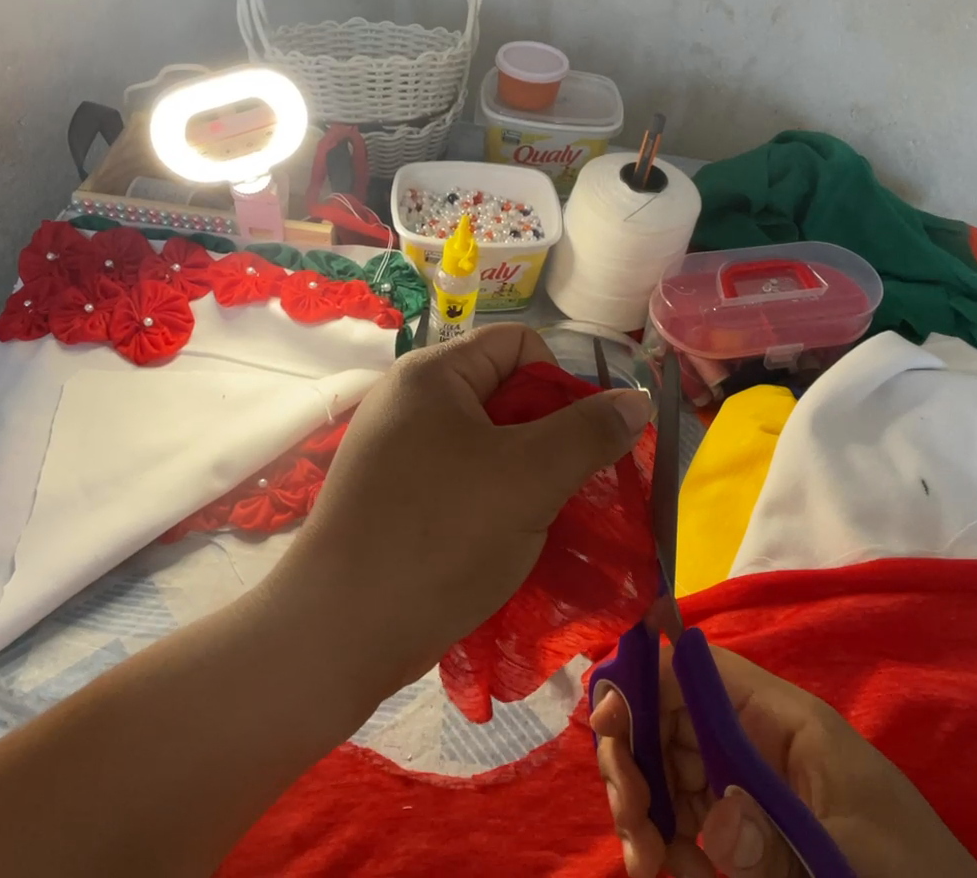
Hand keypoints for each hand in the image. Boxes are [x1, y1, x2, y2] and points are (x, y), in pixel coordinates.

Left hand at [263, 323, 651, 699]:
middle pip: (504, 397)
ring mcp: (397, 454)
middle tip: (565, 491)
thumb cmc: (439, 535)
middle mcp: (409, 403)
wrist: (341, 629)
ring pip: (487, 449)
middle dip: (548, 441)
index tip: (579, 443)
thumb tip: (635, 400)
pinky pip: (461, 485)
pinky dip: (493, 506)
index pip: (519, 345)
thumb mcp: (529, 478)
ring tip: (538, 524)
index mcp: (433, 375)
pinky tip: (505, 544)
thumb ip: (588, 433)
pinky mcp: (394, 500)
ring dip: (525, 482)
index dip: (561, 384)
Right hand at [593, 643, 976, 877]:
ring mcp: (748, 790)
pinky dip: (663, 844)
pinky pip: (684, 821)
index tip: (607, 721)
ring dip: (642, 809)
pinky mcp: (745, 833)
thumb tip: (712, 819)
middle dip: (634, 760)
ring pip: (666, 773)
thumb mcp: (850, 863)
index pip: (697, 672)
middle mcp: (757, 744)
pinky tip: (666, 870)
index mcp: (785, 723)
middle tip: (629, 815)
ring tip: (646, 861)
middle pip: (668, 722)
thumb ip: (776, 845)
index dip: (644, 682)